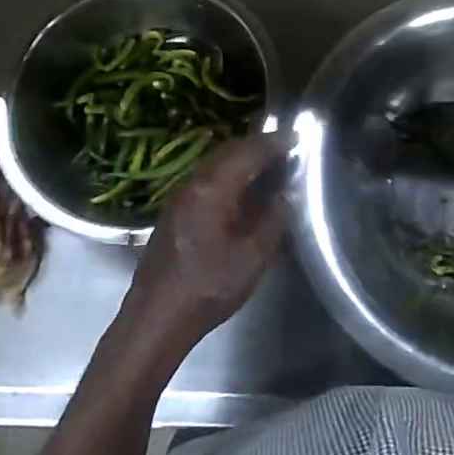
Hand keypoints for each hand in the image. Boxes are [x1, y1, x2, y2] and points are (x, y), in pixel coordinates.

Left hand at [128, 132, 291, 338]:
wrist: (156, 318)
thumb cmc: (208, 288)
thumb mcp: (253, 256)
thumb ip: (274, 218)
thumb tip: (289, 192)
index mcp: (212, 188)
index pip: (248, 151)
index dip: (275, 141)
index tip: (298, 136)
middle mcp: (192, 183)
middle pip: (227, 151)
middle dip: (257, 144)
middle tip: (285, 146)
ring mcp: (178, 197)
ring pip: (214, 164)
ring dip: (241, 159)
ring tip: (269, 165)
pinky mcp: (174, 212)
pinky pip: (206, 179)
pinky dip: (229, 174)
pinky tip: (242, 190)